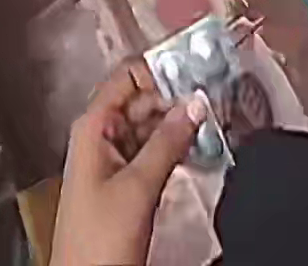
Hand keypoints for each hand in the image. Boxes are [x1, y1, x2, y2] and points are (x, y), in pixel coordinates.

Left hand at [51, 59, 202, 265]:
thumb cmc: (102, 237)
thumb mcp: (138, 187)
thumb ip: (167, 141)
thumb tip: (196, 102)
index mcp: (94, 123)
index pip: (127, 76)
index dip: (158, 71)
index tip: (194, 73)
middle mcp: (101, 132)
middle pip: (140, 100)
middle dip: (174, 99)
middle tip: (213, 100)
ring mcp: (111, 157)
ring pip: (148, 125)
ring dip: (176, 123)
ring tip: (212, 121)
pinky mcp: (123, 181)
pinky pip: (150, 150)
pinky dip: (172, 146)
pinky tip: (198, 148)